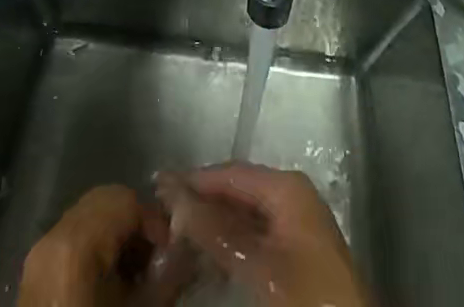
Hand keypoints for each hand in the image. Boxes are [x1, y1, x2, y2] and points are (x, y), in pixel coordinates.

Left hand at [18, 185, 187, 306]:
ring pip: (93, 210)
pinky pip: (76, 229)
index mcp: (78, 246)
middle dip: (138, 220)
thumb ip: (170, 276)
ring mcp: (41, 249)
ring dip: (120, 228)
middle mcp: (55, 236)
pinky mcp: (36, 264)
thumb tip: (190, 249)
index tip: (169, 251)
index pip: (128, 202)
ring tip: (134, 266)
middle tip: (154, 254)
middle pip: (109, 198)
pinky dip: (99, 239)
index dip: (155, 221)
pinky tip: (111, 275)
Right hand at [155, 164, 372, 306]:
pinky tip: (204, 253)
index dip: (196, 179)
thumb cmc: (305, 291)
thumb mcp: (257, 262)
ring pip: (244, 212)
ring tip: (174, 232)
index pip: (232, 174)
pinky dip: (227, 239)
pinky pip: (253, 232)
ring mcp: (293, 221)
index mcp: (286, 187)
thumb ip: (216, 231)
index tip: (158, 185)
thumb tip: (177, 200)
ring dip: (212, 221)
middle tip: (161, 210)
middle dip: (201, 199)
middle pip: (238, 189)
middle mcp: (291, 195)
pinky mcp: (292, 248)